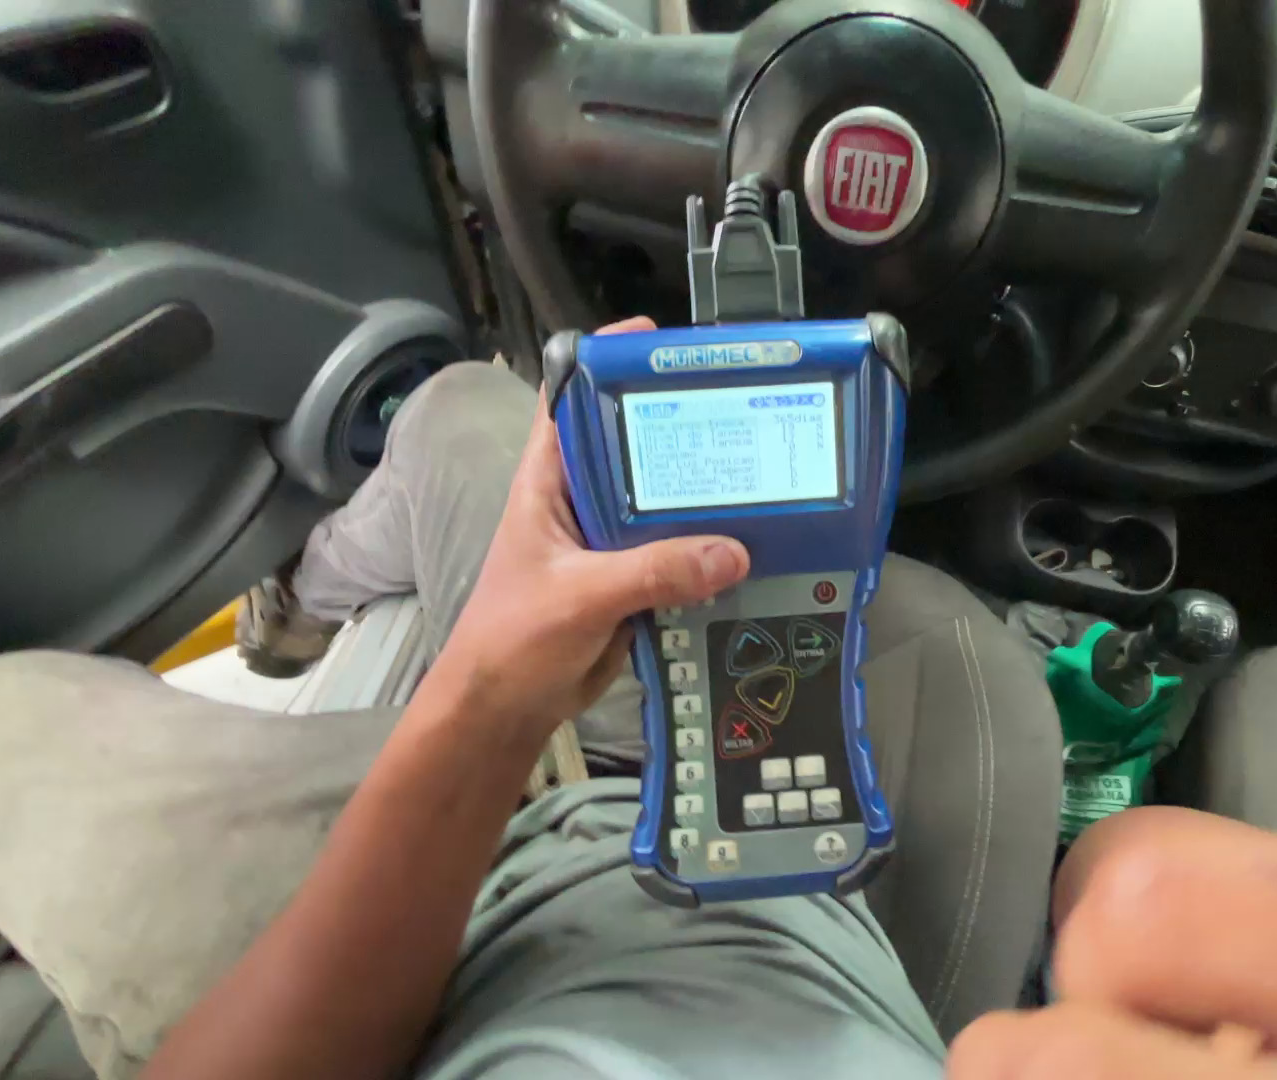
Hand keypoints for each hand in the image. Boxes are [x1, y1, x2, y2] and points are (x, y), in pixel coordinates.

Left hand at [418, 317, 749, 738]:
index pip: (571, 399)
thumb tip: (735, 551)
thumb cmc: (515, 639)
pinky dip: (715, 546)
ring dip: (708, 491)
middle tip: (744, 406)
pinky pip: (683, 550)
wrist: (509, 707)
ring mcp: (614, 538)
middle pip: (637, 444)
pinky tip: (759, 539)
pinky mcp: (639, 576)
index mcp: (551, 479)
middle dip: (684, 424)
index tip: (663, 342)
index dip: (607, 361)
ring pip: (667, 500)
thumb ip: (652, 572)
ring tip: (767, 469)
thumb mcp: (578, 596)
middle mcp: (586, 498)